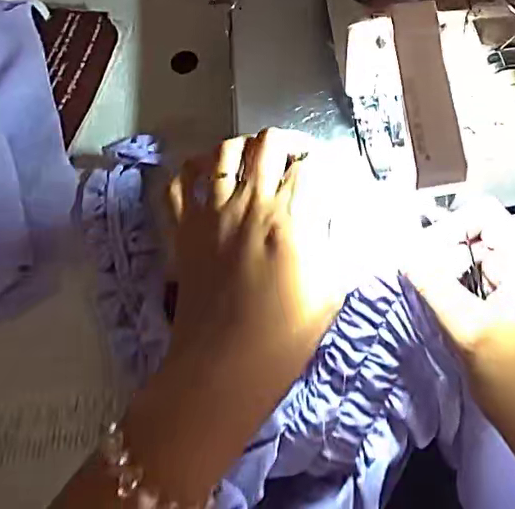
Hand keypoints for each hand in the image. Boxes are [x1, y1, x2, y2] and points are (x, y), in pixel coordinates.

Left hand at [160, 128, 344, 410]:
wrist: (222, 371)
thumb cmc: (284, 335)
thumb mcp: (330, 288)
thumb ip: (335, 242)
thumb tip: (335, 214)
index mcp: (288, 218)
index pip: (310, 165)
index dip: (323, 164)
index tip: (328, 175)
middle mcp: (249, 204)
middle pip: (268, 143)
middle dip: (288, 142)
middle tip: (297, 158)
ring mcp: (211, 214)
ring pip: (224, 151)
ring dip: (245, 147)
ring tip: (255, 161)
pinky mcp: (183, 230)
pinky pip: (179, 183)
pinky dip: (194, 170)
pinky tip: (209, 177)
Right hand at [404, 200, 514, 446]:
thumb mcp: (467, 328)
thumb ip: (434, 286)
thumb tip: (406, 254)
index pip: (483, 214)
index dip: (451, 228)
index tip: (426, 254)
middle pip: (480, 234)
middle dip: (449, 253)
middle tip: (425, 279)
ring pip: (479, 258)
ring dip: (454, 273)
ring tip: (437, 299)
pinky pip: (485, 280)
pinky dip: (465, 289)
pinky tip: (452, 312)